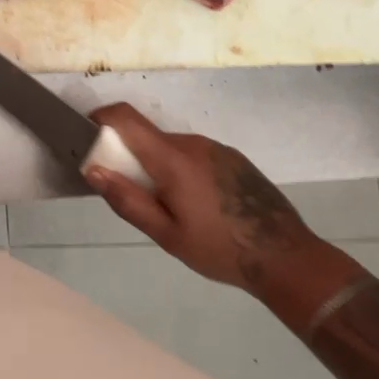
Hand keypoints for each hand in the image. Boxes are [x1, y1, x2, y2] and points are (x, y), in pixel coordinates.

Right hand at [83, 103, 324, 295]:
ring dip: (162, 166)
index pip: (126, 118)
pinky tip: (202, 205)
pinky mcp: (235, 160)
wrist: (290, 260)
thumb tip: (92, 170)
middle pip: (148, 137)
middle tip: (137, 194)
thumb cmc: (220, 250)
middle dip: (133, 157)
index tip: (89, 136)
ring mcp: (217, 149)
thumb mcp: (166, 234)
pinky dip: (186, 171)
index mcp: (172, 158)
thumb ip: (126, 200)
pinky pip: (196, 156)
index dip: (101, 118)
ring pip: (172, 148)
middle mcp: (193, 143)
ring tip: (175, 206)